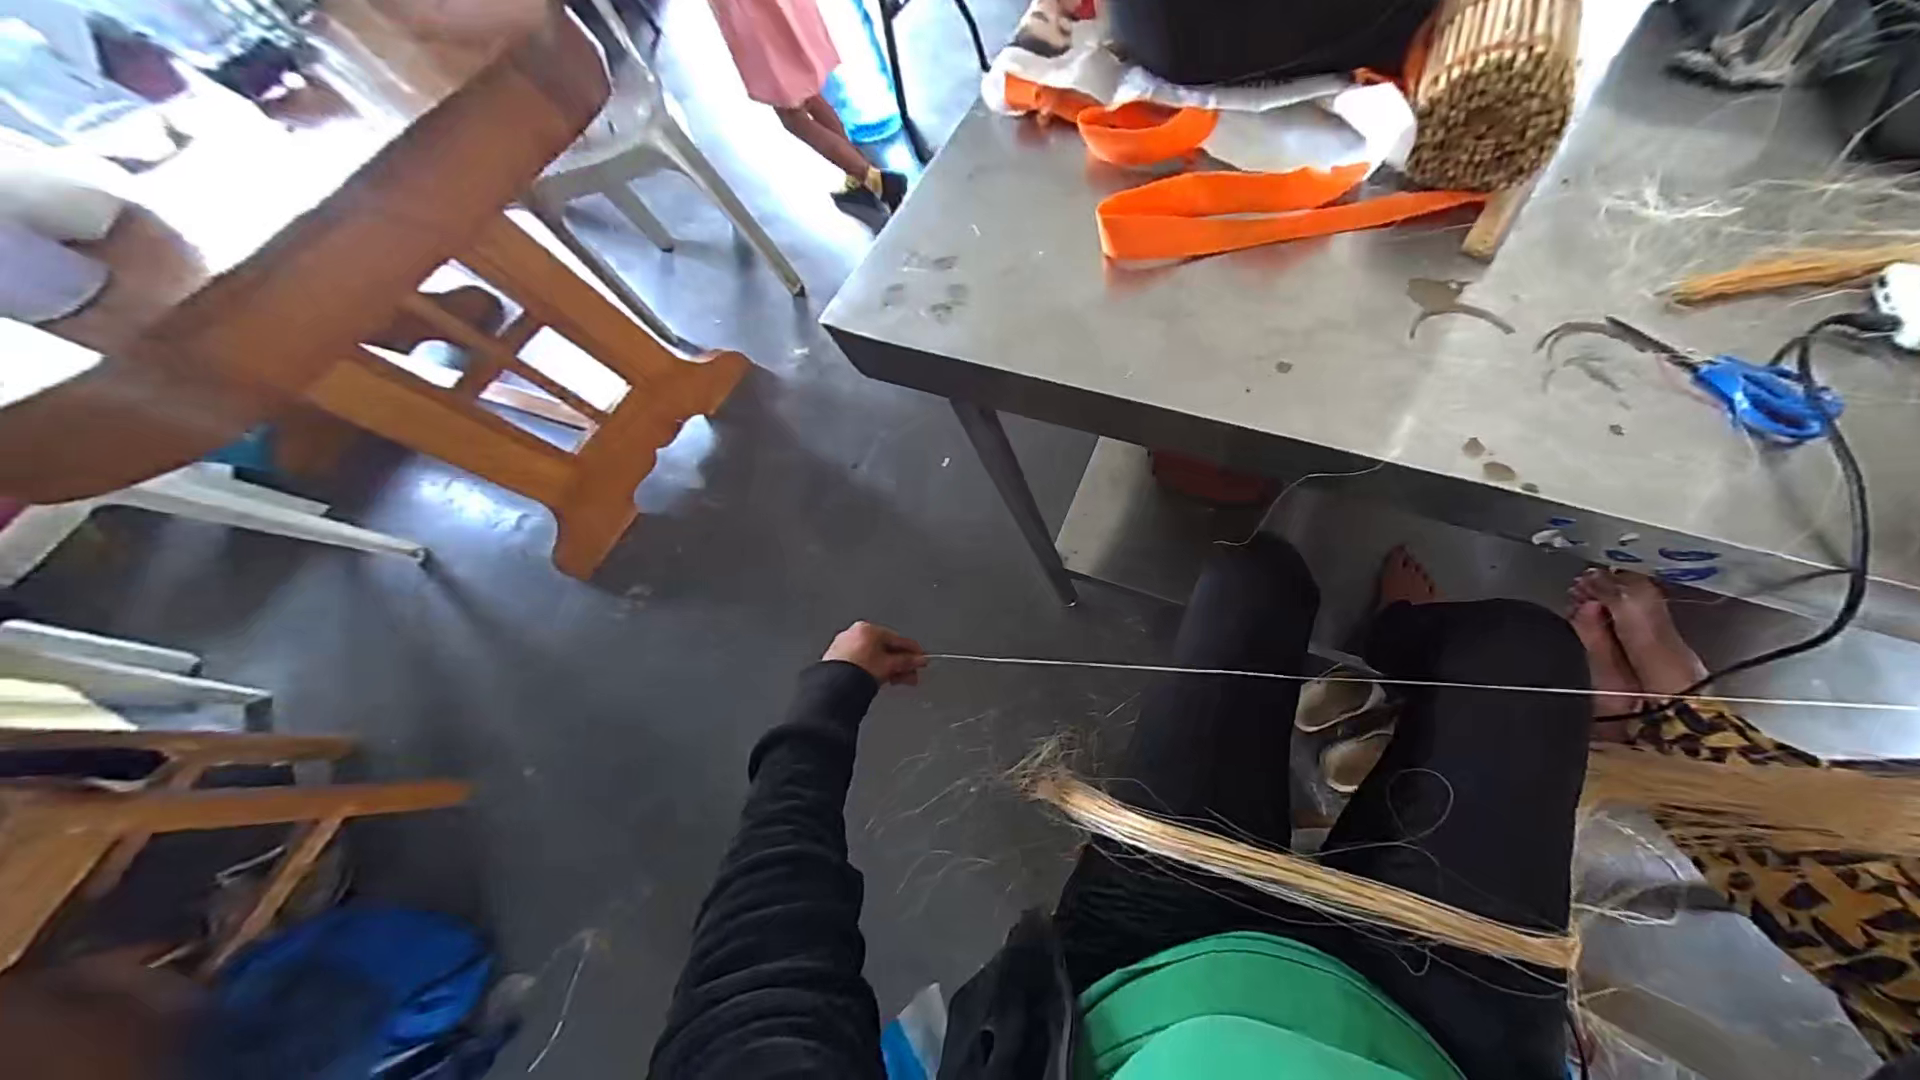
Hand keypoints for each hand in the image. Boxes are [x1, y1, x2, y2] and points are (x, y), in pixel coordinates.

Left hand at [823, 622, 926, 686]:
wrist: (834, 687)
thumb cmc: (857, 672)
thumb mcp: (889, 666)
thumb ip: (906, 661)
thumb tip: (918, 660)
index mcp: (867, 629)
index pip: (896, 638)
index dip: (912, 650)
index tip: (921, 659)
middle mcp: (855, 633)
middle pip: (885, 647)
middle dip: (900, 663)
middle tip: (911, 674)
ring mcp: (845, 645)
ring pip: (873, 655)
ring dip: (888, 668)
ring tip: (897, 680)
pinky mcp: (838, 659)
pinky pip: (862, 661)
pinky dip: (873, 669)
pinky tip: (880, 679)